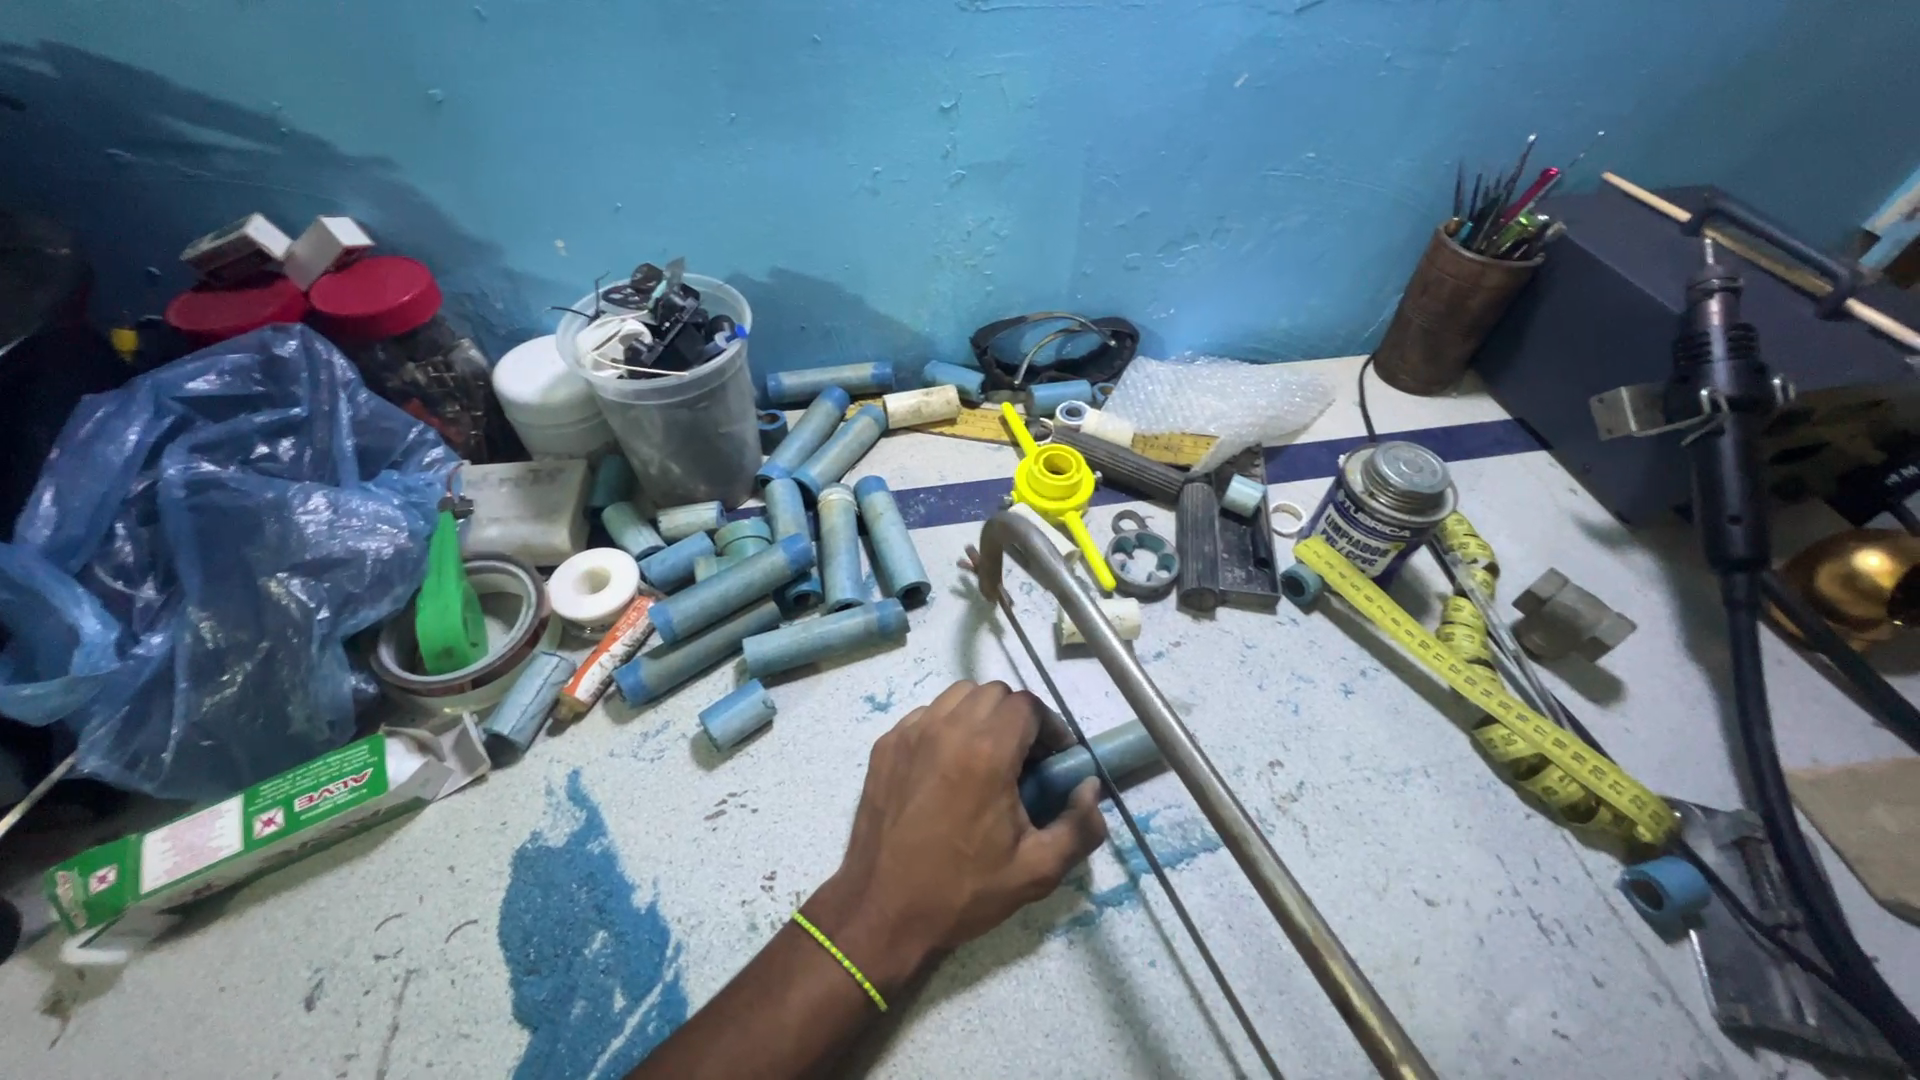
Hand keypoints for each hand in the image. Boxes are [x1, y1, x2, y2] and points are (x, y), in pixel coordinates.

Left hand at [805, 680, 1107, 990]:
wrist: (882, 909)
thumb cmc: (962, 891)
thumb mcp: (1036, 871)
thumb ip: (1080, 826)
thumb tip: (1089, 787)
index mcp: (985, 752)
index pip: (1027, 705)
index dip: (1050, 725)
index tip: (1055, 757)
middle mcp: (945, 729)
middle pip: (994, 694)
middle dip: (1018, 718)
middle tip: (1025, 759)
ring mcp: (910, 733)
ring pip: (957, 696)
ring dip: (981, 716)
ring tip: (988, 757)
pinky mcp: (885, 745)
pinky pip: (926, 715)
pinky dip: (946, 727)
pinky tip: (949, 767)